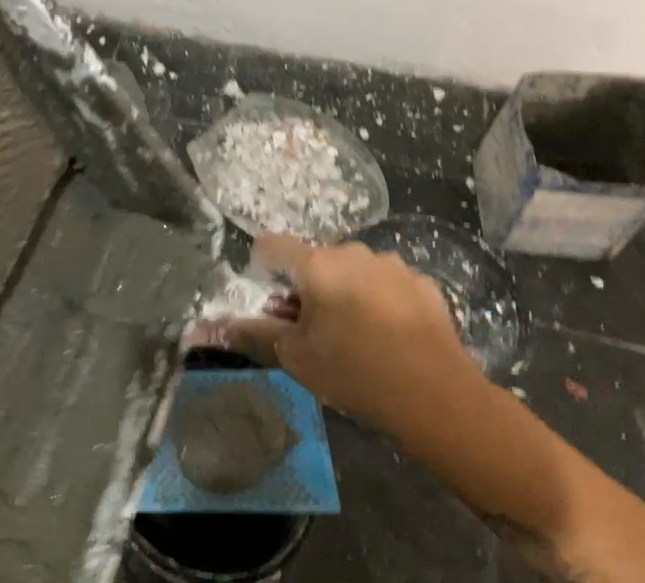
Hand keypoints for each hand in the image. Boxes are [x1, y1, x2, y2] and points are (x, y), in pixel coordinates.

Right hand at [225, 233, 483, 430]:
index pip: (271, 245)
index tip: (271, 301)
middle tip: (310, 331)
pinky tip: (387, 338)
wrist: (438, 398)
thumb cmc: (355, 373)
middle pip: (315, 261)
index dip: (263, 268)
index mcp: (316, 264)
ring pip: (352, 271)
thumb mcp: (295, 357)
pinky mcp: (424, 284)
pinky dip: (377, 302)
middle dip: (306, 288)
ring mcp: (393, 266)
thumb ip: (253, 333)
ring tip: (352, 337)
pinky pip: (386, 285)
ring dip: (343, 293)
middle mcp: (353, 253)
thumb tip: (206, 327)